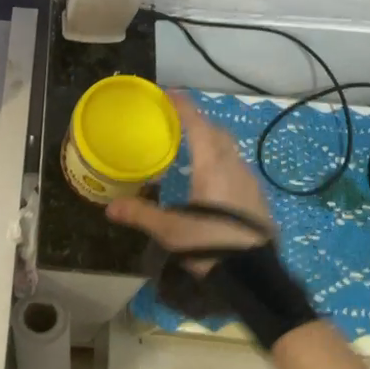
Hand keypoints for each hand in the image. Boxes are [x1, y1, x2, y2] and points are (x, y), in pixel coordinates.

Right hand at [107, 92, 276, 267]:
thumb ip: (141, 215)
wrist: (254, 274)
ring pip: (231, 150)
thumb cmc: (209, 244)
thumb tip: (110, 208)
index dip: (183, 106)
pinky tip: (214, 182)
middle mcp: (233, 166)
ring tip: (195, 152)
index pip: (197, 124)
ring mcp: (250, 181)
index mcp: (211, 165)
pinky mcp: (259, 198)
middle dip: (199, 123)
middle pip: (217, 133)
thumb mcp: (170, 231)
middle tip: (179, 123)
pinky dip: (224, 164)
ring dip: (214, 144)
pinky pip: (239, 169)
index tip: (169, 93)